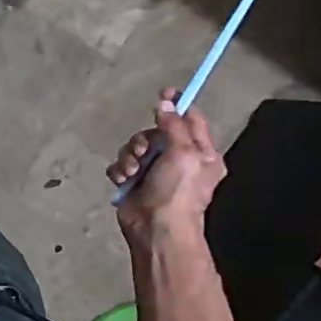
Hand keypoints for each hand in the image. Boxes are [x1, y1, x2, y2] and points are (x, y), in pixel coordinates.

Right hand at [108, 88, 226, 242]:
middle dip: (144, 139)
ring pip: (134, 148)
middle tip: (143, 151)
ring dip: (129, 156)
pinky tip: (124, 180)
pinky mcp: (133, 182)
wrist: (156, 227)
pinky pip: (121, 165)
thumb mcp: (184, 153)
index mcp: (200, 153)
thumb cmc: (178, 191)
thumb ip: (174, 126)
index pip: (191, 120)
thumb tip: (165, 102)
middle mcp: (178, 160)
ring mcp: (154, 171)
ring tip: (132, 172)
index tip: (165, 93)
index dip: (178, 105)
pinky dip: (119, 170)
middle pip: (155, 133)